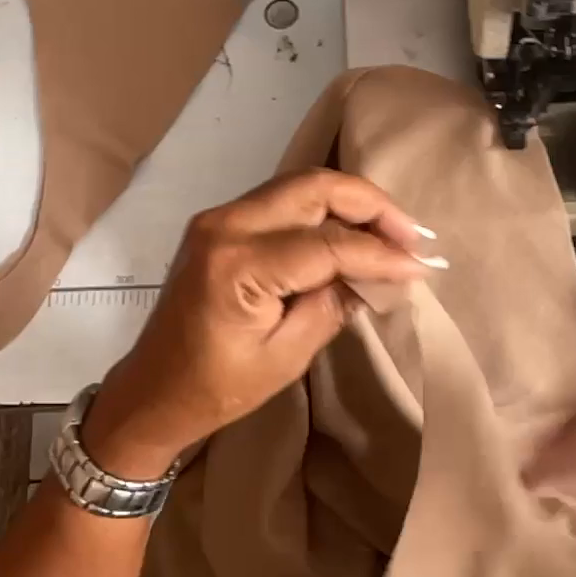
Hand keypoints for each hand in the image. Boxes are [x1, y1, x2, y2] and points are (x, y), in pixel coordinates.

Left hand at [79, 169, 438, 478]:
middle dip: (371, 204)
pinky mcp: (219, 223)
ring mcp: (218, 218)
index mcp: (237, 265)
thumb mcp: (287, 356)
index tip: (422, 266)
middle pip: (314, 186)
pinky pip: (282, 201)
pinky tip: (351, 234)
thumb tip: (383, 273)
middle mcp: (224, 225)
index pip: (327, 242)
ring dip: (349, 202)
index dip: (380, 252)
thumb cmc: (217, 388)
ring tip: (392, 233)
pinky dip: (323, 211)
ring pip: (299, 186)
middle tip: (412, 235)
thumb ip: (335, 304)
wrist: (152, 390)